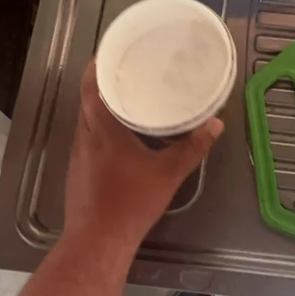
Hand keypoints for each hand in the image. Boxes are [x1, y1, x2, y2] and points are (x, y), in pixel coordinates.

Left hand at [63, 61, 222, 256]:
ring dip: (103, 108)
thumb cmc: (130, 203)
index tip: (110, 52)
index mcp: (101, 130)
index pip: (91, 88)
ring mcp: (78, 157)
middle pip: (88, 102)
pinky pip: (89, 140)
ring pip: (88, 122)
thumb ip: (192, 148)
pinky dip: (102, 129)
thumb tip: (216, 124)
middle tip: (129, 72)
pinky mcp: (78, 173)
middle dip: (105, 85)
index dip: (97, 67)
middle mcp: (84, 138)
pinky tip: (121, 137)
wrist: (97, 243)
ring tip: (128, 98)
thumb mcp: (167, 174)